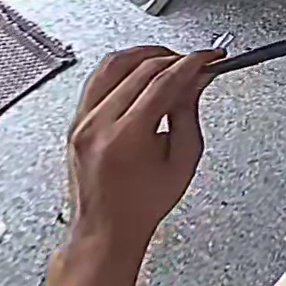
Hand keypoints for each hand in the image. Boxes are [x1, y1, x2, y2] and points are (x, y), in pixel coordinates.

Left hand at [66, 46, 219, 255]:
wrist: (107, 229)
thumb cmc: (142, 204)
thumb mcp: (183, 158)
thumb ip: (189, 111)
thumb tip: (196, 79)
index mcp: (126, 136)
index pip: (164, 80)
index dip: (192, 63)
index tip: (208, 57)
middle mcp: (98, 124)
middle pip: (141, 68)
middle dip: (175, 59)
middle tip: (195, 63)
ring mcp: (82, 121)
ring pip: (114, 63)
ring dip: (147, 56)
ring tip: (169, 61)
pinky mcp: (76, 120)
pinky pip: (98, 78)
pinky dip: (124, 68)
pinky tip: (141, 71)